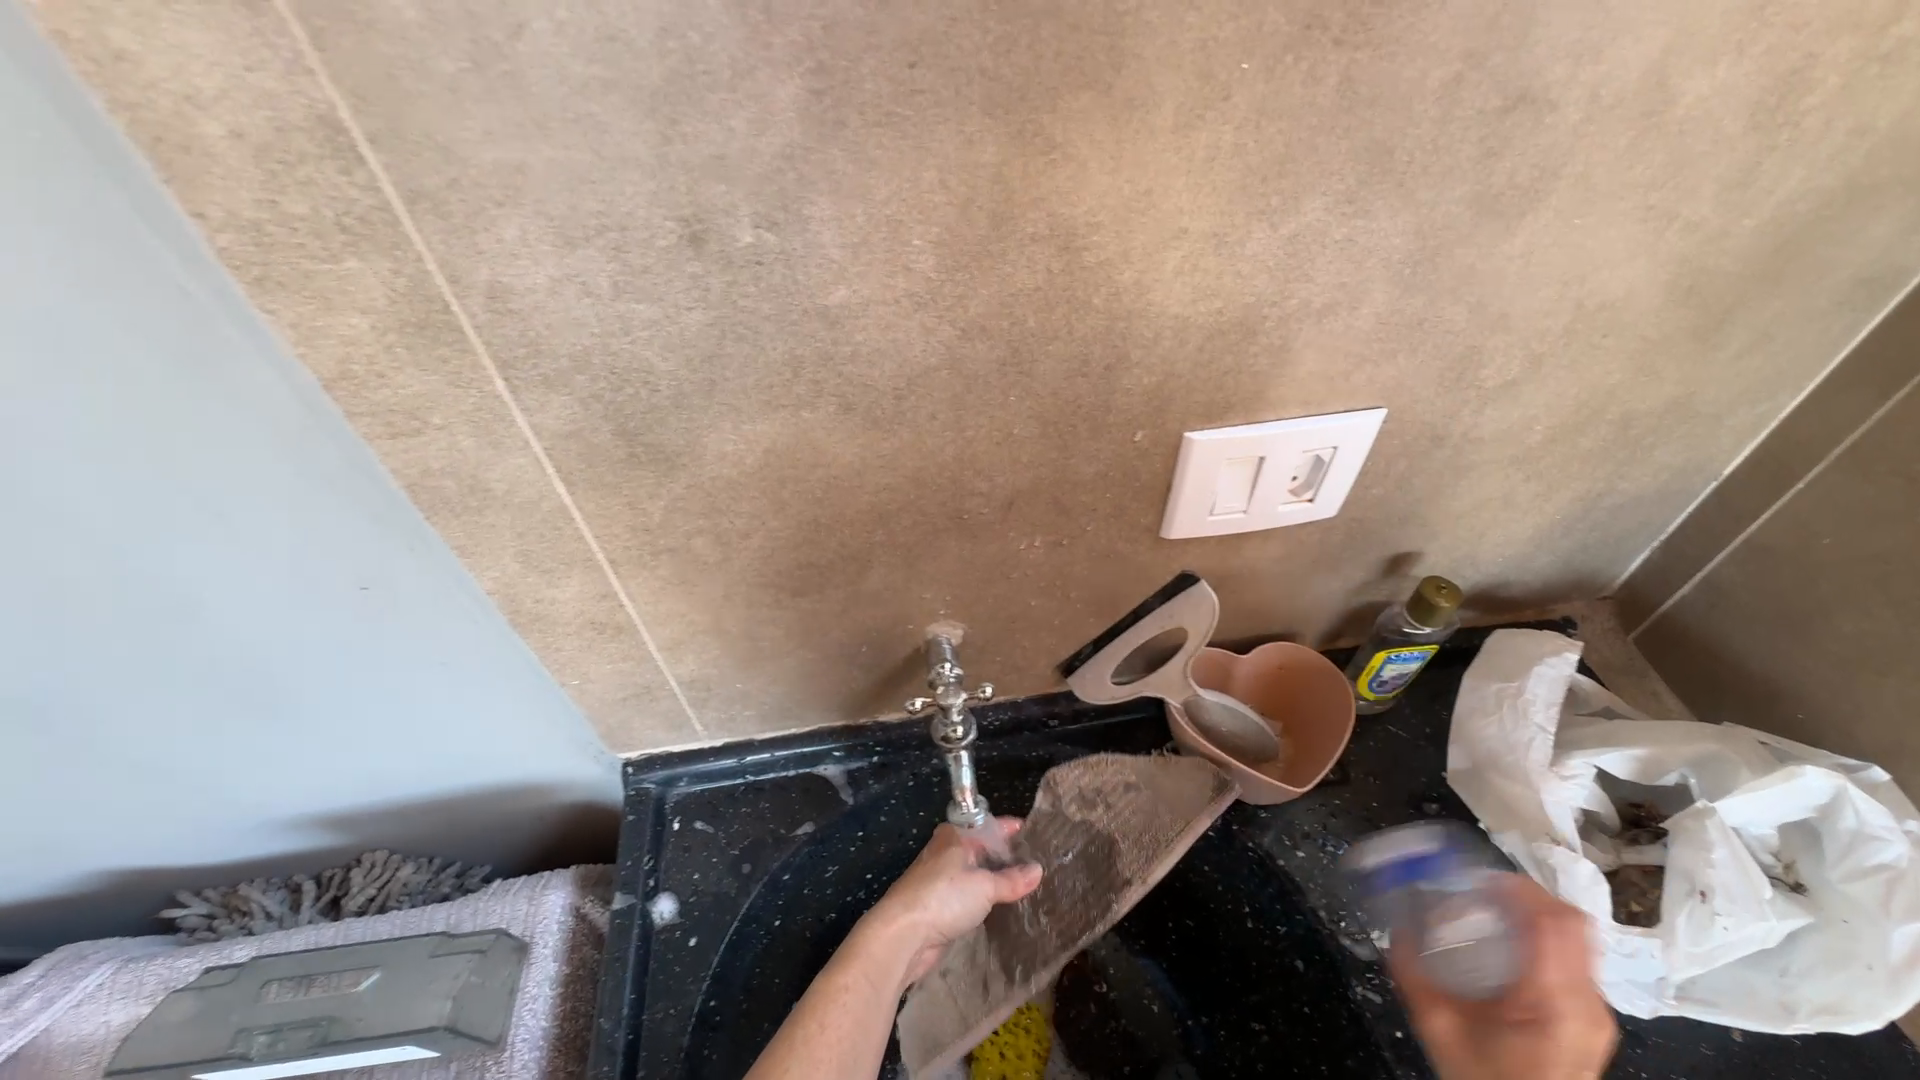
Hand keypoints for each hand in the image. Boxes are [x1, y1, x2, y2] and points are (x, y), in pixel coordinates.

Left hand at [857, 817, 1043, 986]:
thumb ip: (1012, 880)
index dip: (1009, 828)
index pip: (988, 825)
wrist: (903, 934)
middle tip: (1034, 863)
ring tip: (1023, 884)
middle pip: (980, 848)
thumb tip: (1038, 870)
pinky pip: (967, 893)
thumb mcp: (985, 886)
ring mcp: (939, 878)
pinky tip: (999, 904)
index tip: (1032, 832)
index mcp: (954, 835)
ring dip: (993, 878)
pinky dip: (982, 896)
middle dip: (1004, 855)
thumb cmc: (944, 897)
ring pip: (973, 871)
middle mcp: (945, 851)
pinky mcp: (937, 904)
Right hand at [1388, 875, 1617, 1079]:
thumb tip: (1396, 925)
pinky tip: (1509, 949)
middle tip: (1482, 891)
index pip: (1556, 924)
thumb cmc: (1485, 1079)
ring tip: (1492, 914)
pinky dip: (1544, 940)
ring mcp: (1597, 1013)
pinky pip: (1576, 961)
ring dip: (1536, 916)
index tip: (1479, 877)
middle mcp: (1587, 1003)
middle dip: (1527, 895)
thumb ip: (1414, 972)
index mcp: (1552, 1002)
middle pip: (1573, 924)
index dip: (1520, 889)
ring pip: (1578, 940)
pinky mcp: (1593, 1020)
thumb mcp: (1438, 1027)